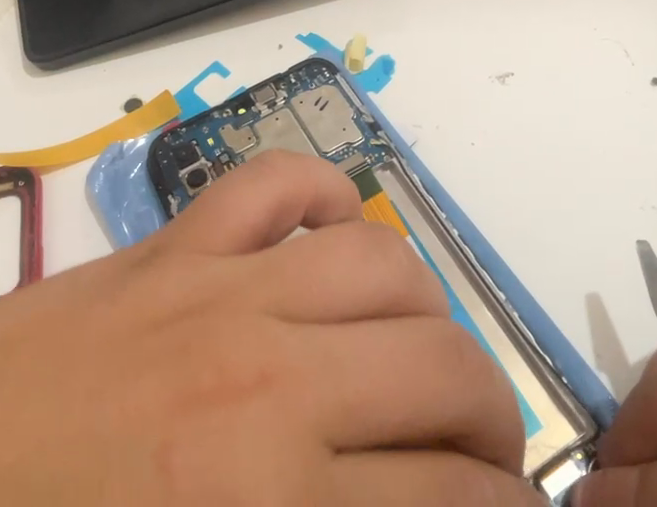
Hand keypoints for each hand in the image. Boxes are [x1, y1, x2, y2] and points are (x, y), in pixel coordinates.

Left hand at [0, 153, 534, 505]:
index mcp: (264, 502)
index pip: (453, 503)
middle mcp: (263, 377)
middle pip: (447, 370)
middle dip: (494, 430)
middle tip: (479, 470)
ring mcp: (210, 289)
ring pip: (385, 262)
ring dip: (430, 317)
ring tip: (418, 364)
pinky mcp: (162, 248)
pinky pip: (274, 183)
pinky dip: (322, 198)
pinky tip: (329, 245)